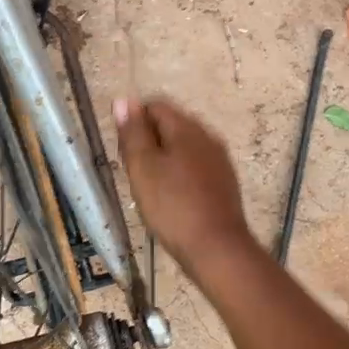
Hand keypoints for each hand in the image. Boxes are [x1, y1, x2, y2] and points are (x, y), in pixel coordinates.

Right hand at [114, 97, 254, 269]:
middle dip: (148, 141)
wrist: (216, 248)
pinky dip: (179, 175)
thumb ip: (132, 132)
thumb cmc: (172, 206)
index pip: (154, 106)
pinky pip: (195, 167)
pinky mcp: (224, 183)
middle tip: (133, 172)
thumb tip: (123, 100)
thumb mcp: (143, 167)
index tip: (123, 152)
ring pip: (183, 147)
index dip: (133, 123)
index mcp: (186, 128)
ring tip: (150, 188)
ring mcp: (219, 160)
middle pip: (171, 125)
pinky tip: (171, 199)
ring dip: (163, 160)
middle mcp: (207, 137)